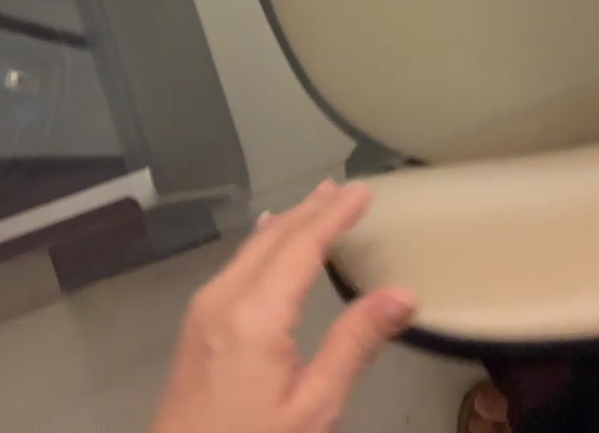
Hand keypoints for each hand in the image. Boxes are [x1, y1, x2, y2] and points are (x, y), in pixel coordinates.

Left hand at [149, 181, 415, 432]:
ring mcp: (204, 310)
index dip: (334, 214)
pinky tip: (269, 237)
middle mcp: (223, 297)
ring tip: (318, 201)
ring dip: (289, 220)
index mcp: (255, 314)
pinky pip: (237, 263)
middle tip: (344, 187)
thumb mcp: (312, 410)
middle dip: (311, 207)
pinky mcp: (195, 325)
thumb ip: (354, 345)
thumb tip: (403, 294)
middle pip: (274, 236)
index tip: (362, 190)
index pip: (302, 243)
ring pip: (252, 246)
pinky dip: (266, 241)